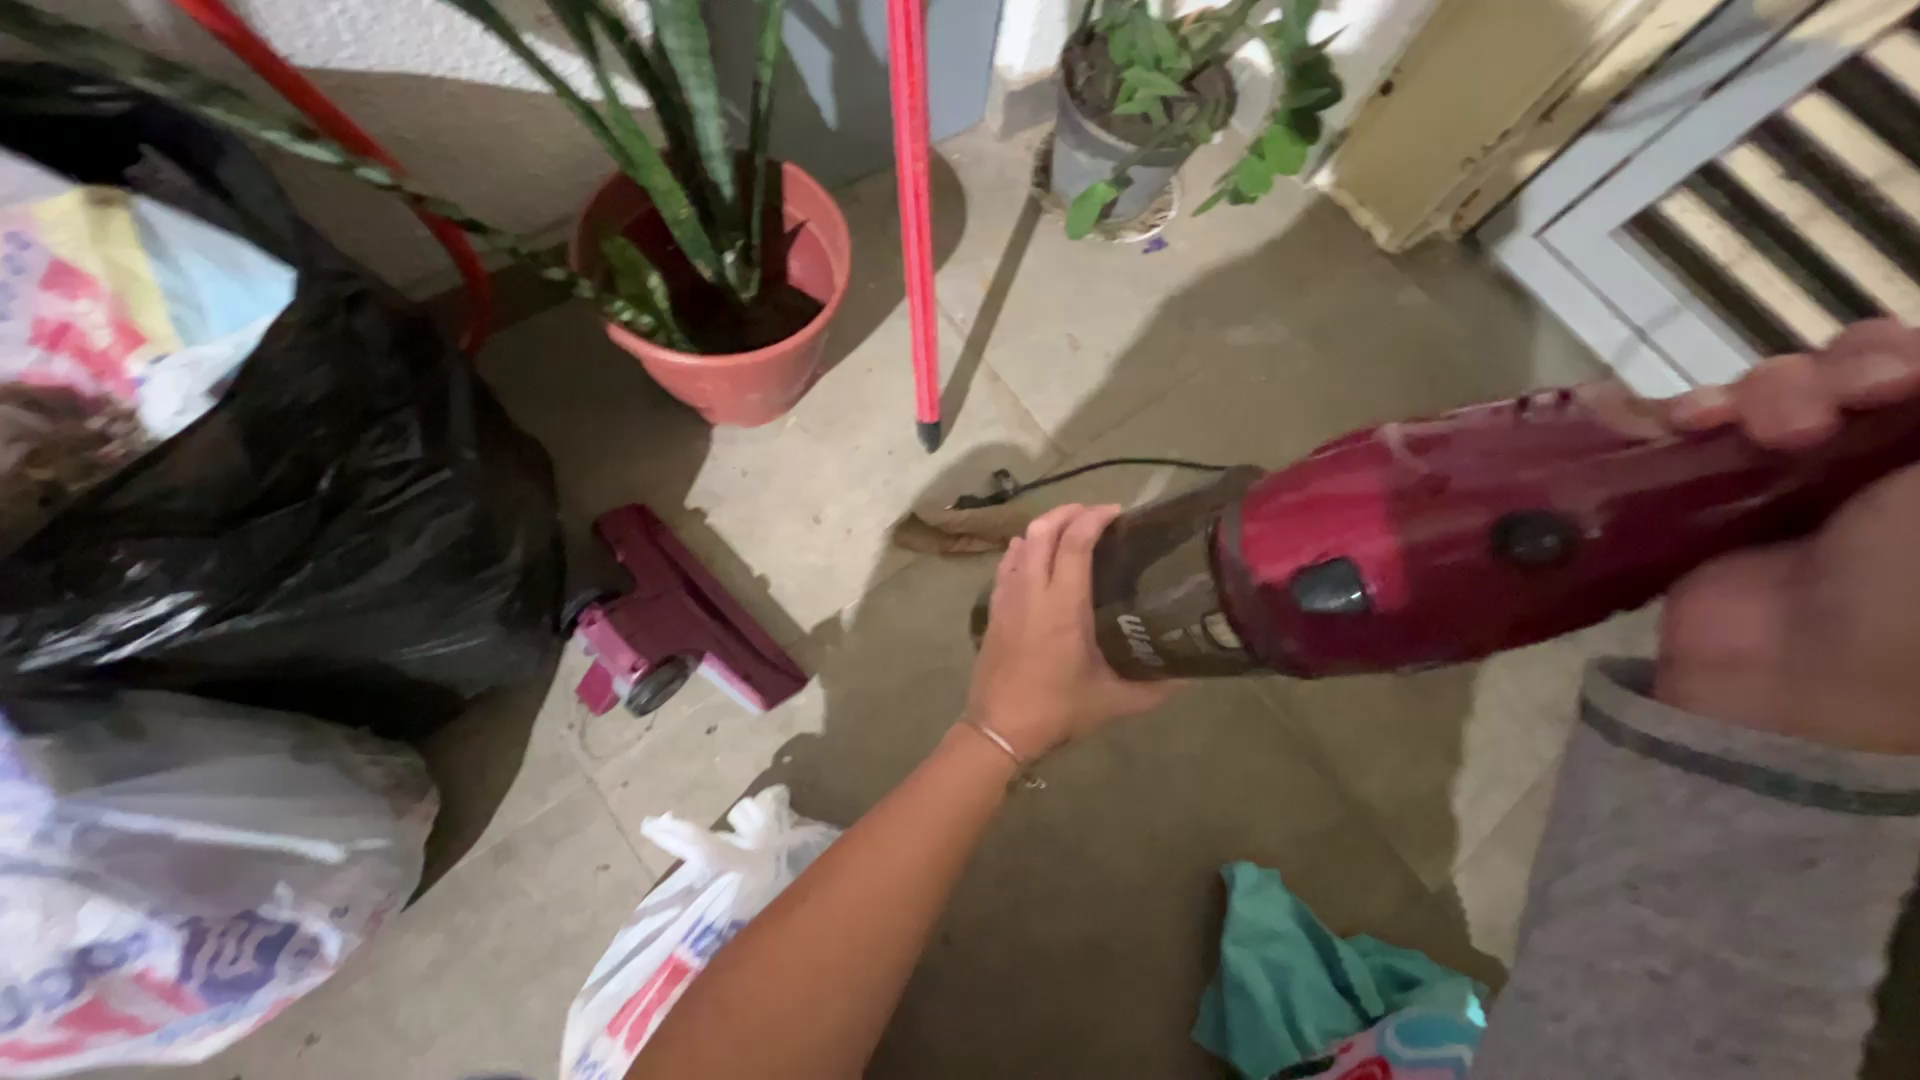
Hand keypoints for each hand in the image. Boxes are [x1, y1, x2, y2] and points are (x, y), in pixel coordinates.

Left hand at [965, 504, 1178, 758]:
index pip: (1075, 543)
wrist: (999, 730)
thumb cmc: (1057, 711)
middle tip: (1095, 514)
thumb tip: (1191, 674)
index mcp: (1063, 606)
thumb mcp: (1114, 701)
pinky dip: (1022, 550)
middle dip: (1068, 512)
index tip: (1117, 513)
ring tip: (1069, 530)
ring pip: (1020, 543)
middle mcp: (1031, 592)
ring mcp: (1007, 599)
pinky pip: (1005, 565)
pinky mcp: (992, 611)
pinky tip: (1033, 555)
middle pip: (1042, 530)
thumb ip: (1156, 686)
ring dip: (1044, 527)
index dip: (1095, 518)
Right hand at [1651, 318, 1919, 753]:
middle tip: (1842, 405)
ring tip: (1765, 433)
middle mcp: (1884, 453)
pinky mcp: (1714, 490)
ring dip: (1770, 388)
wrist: (1805, 672)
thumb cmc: (1919, 585)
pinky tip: (1689, 423)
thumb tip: (1912, 367)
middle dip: (1845, 366)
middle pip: (1861, 359)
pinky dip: (1694, 410)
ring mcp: (1796, 470)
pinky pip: (1702, 424)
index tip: (1893, 387)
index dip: (1906, 356)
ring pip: (1781, 382)